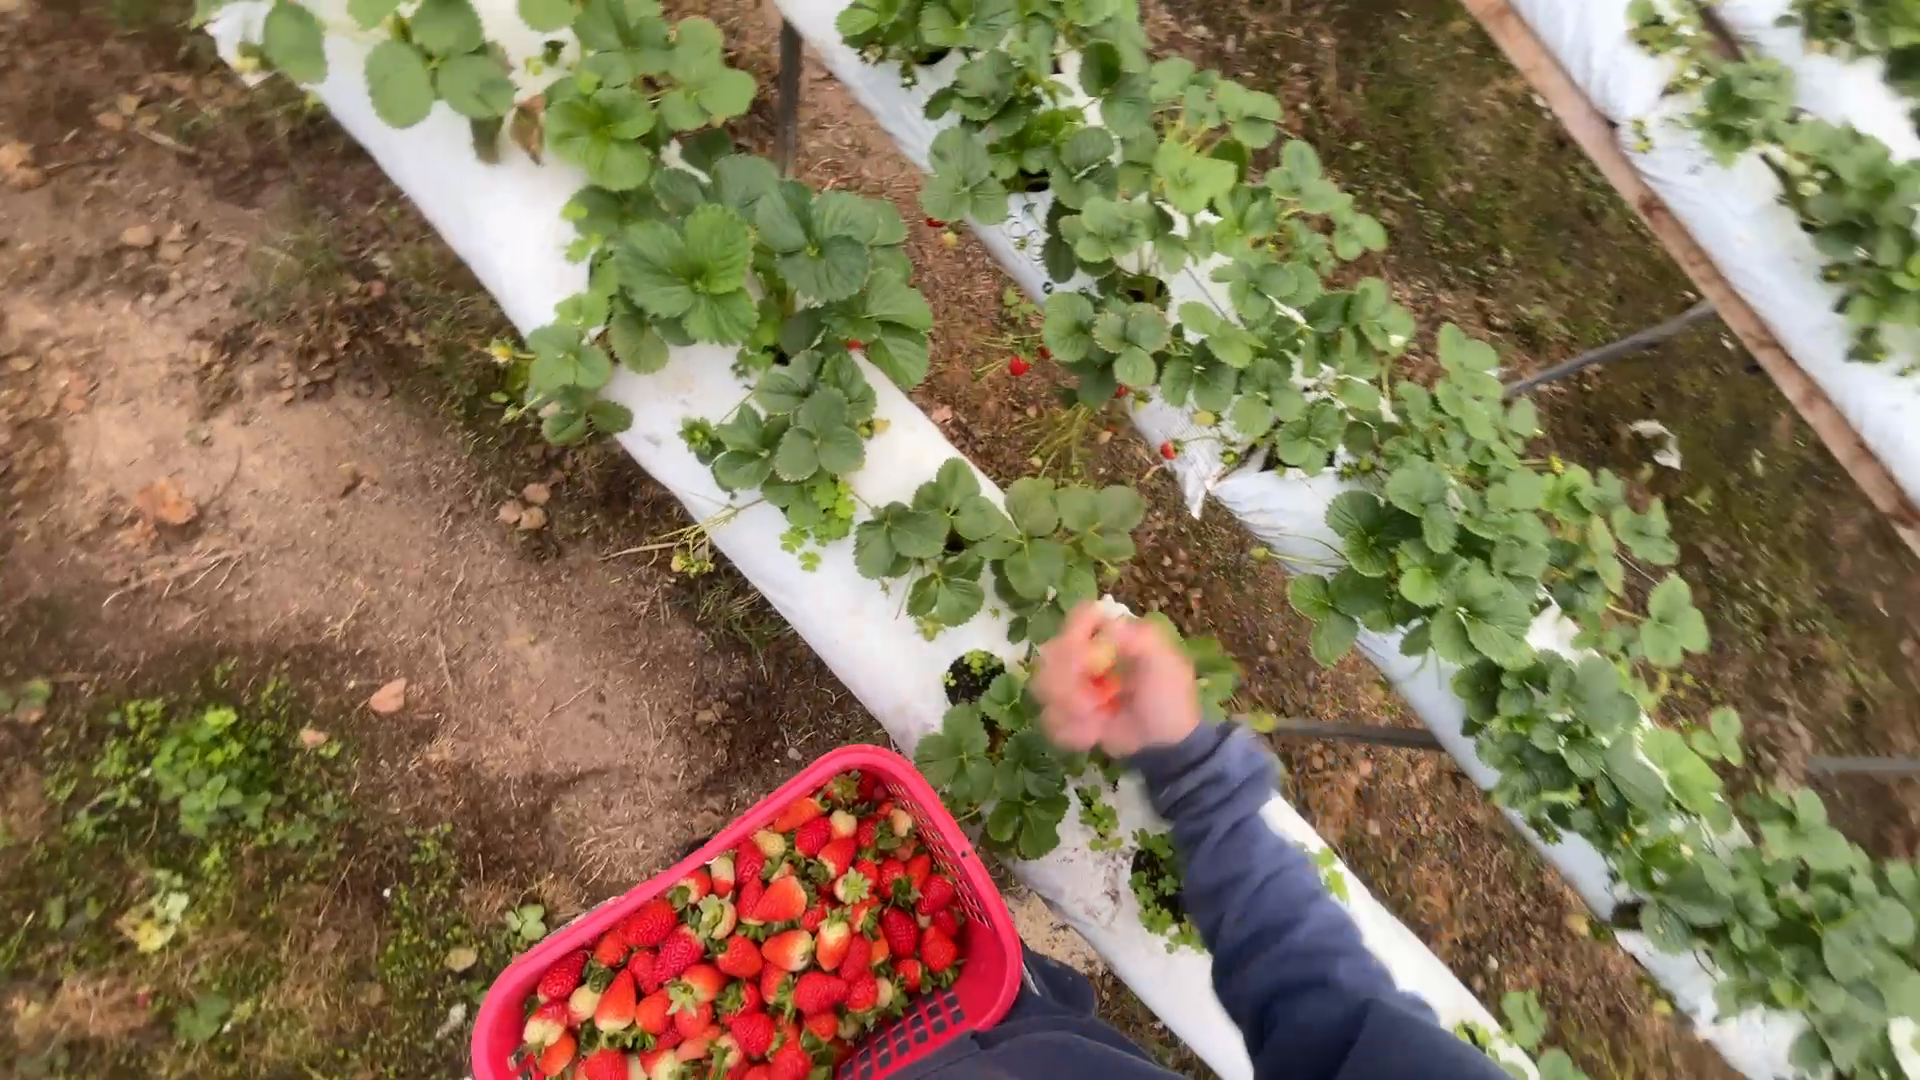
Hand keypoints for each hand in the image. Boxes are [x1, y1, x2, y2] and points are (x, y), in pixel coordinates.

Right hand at [1032, 602, 1200, 756]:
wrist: (1166, 744)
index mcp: (1108, 636)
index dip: (1074, 638)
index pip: (1077, 619)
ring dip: (1069, 709)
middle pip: (1050, 653)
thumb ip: (1139, 638)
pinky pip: (1048, 718)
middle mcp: (1084, 655)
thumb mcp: (1164, 662)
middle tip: (1091, 702)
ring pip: (1042, 687)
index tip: (1087, 662)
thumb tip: (1106, 627)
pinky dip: (1071, 730)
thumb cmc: (1168, 697)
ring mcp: (1072, 684)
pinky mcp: (1066, 713)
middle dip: (1066, 683)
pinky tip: (1095, 735)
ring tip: (1098, 720)